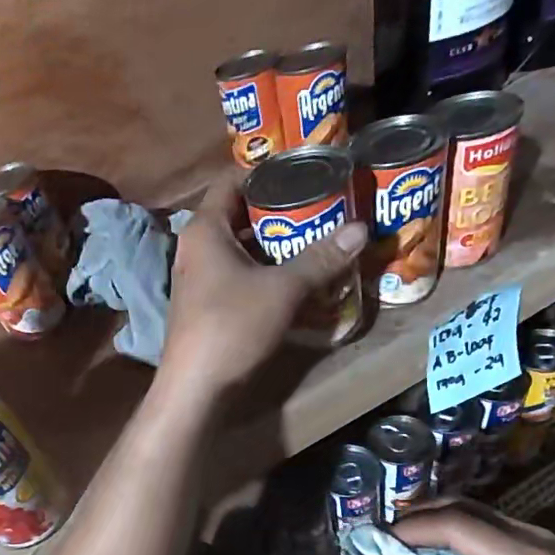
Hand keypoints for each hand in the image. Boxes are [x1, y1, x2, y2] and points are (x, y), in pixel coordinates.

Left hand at [158, 170, 366, 392]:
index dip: (265, 171)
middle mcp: (195, 249)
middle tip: (321, 204)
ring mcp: (197, 280)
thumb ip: (320, 258)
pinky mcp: (204, 307)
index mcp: (204, 230)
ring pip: (240, 250)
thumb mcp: (282, 289)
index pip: (231, 182)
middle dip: (278, 211)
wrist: (195, 387)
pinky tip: (295, 278)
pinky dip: (263, 273)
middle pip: (239, 216)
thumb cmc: (232, 326)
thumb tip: (359, 229)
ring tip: (316, 237)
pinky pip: (237, 276)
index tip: (303, 167)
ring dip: (274, 246)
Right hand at [387, 502, 554, 554]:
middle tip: (382, 536)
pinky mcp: (532, 541)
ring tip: (398, 538)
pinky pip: (483, 522)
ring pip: (472, 510)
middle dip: (418, 517)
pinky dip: (450, 527)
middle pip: (463, 509)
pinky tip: (430, 543)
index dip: (413, 528)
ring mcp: (535, 535)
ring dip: (432, 519)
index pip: (457, 526)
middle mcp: (533, 536)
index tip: (379, 540)